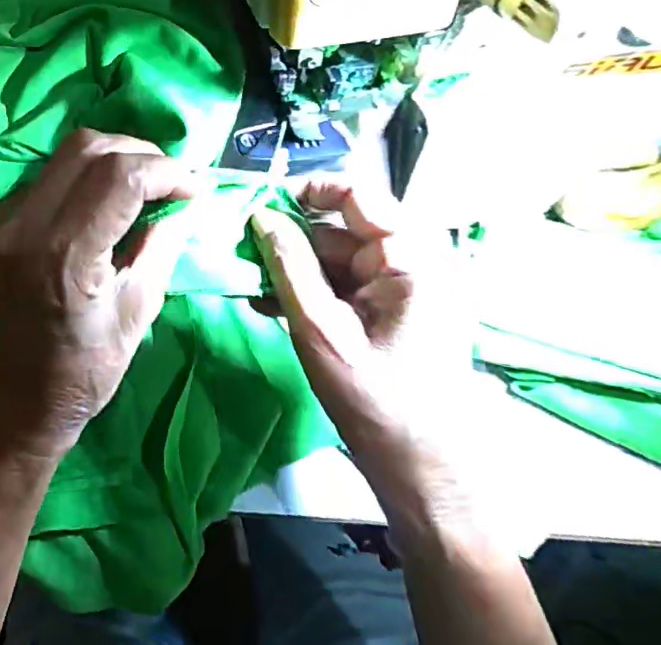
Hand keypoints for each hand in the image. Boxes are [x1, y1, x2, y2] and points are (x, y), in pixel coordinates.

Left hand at [0, 129, 206, 459]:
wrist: (25, 384)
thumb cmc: (90, 362)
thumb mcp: (142, 306)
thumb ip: (163, 240)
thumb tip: (186, 197)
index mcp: (66, 255)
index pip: (118, 176)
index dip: (165, 170)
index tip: (194, 188)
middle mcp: (27, 225)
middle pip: (87, 148)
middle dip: (140, 152)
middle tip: (171, 180)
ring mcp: (7, 218)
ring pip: (66, 153)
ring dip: (114, 156)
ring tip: (146, 183)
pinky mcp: (0, 217)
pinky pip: (51, 174)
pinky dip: (88, 173)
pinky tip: (108, 197)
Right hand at [249, 180, 483, 536]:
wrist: (420, 470)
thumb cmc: (376, 398)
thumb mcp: (321, 328)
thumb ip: (289, 265)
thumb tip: (260, 215)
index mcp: (410, 261)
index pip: (358, 195)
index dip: (306, 190)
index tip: (258, 204)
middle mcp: (408, 264)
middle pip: (336, 227)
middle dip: (286, 237)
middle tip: (240, 251)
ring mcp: (396, 288)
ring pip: (329, 255)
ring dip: (287, 266)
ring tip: (248, 284)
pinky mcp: (382, 310)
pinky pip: (334, 282)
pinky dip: (301, 288)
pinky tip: (267, 303)